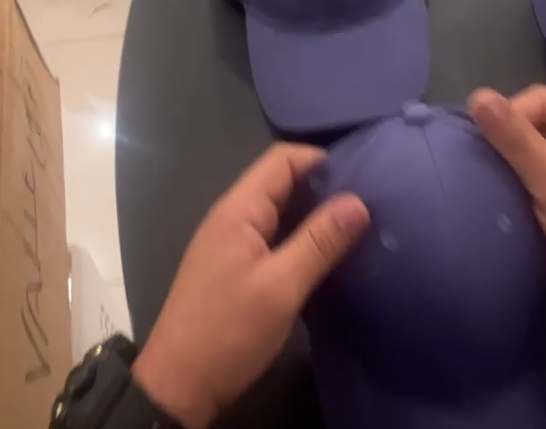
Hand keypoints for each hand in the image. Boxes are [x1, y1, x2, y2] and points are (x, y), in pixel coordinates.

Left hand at [134, 144, 370, 426]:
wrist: (178, 387)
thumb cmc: (228, 332)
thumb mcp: (281, 288)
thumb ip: (319, 242)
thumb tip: (359, 201)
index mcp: (239, 209)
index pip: (282, 159)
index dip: (321, 160)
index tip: (362, 175)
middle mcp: (233, 216)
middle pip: (281, 181)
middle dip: (322, 186)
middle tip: (367, 202)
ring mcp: (232, 242)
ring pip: (279, 210)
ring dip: (313, 213)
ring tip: (356, 226)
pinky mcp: (235, 266)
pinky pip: (273, 235)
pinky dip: (300, 236)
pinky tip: (326, 255)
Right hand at [469, 86, 545, 306]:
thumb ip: (514, 137)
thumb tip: (477, 94)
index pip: (542, 99)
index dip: (510, 116)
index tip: (490, 148)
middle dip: (519, 139)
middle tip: (497, 166)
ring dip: (528, 159)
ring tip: (509, 181)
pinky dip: (542, 175)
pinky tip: (530, 195)